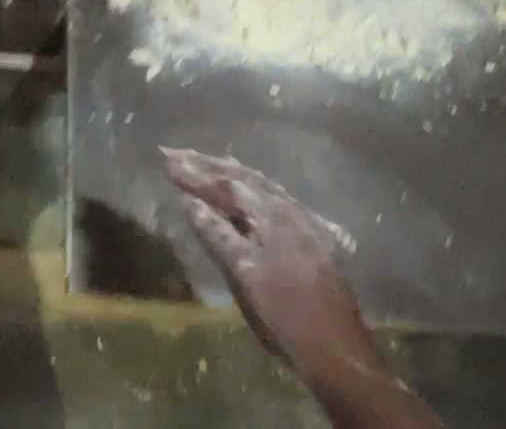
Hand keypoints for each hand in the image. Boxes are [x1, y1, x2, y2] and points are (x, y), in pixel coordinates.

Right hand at [163, 147, 376, 372]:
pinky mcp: (316, 238)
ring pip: (264, 186)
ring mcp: (306, 223)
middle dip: (210, 165)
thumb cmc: (283, 315)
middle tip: (179, 153)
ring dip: (233, 172)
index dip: (195, 173)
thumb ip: (217, 235)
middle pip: (245, 179)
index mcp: (270, 217)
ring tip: (210, 162)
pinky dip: (257, 188)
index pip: (226, 186)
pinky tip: (254, 189)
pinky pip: (279, 199)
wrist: (338, 351)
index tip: (166, 159)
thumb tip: (191, 203)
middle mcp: (289, 211)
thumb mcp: (242, 276)